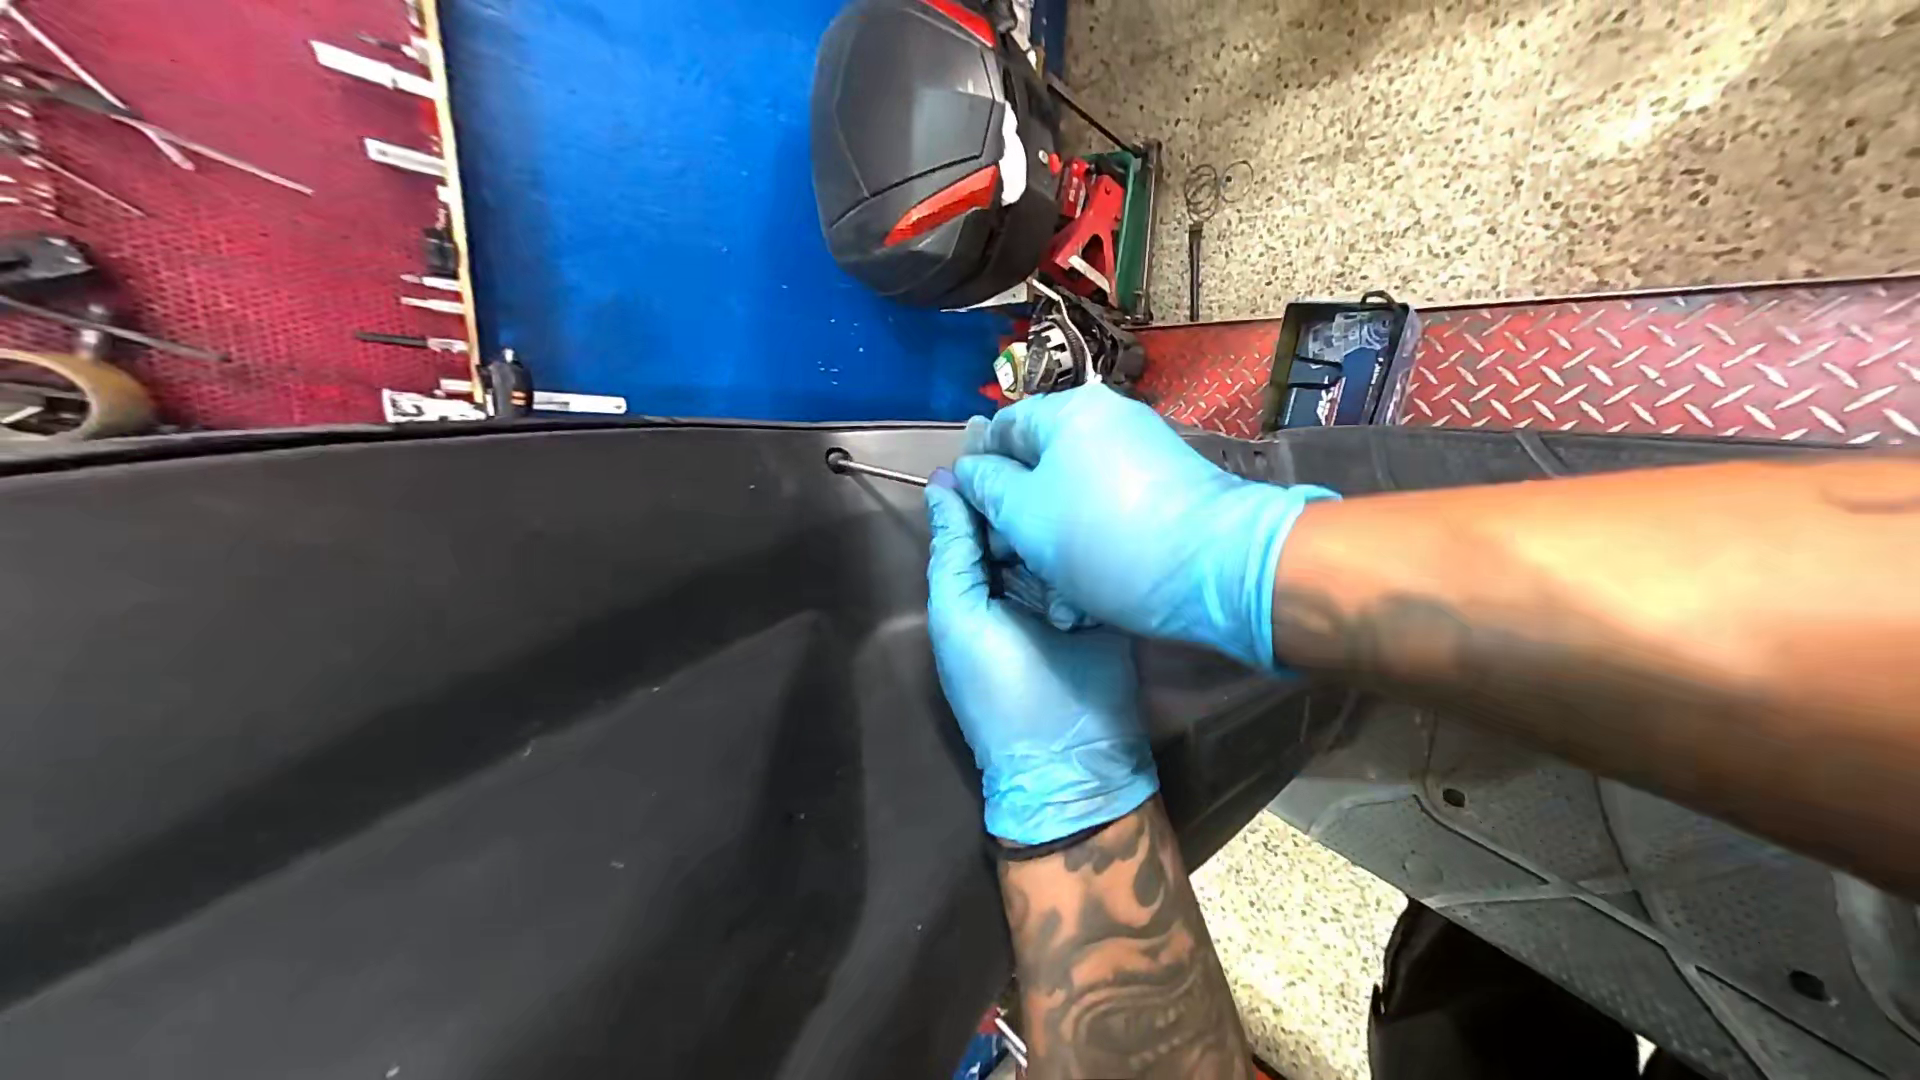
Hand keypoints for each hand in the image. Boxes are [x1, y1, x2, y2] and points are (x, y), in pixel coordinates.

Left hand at [926, 472, 1156, 845]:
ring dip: (1059, 524)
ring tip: (1070, 506)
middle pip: (1020, 517)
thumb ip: (951, 550)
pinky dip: (1088, 548)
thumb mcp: (959, 616)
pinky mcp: (1100, 596)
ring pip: (1057, 531)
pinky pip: (1091, 556)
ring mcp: (1061, 587)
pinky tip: (1094, 536)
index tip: (997, 438)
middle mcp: (1016, 578)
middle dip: (1026, 499)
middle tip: (1043, 472)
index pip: (976, 516)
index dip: (983, 480)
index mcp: (975, 580)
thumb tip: (941, 483)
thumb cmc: (1000, 688)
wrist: (1073, 755)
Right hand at [954, 383, 1338, 669]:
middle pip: (1038, 461)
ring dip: (1051, 534)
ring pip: (1071, 492)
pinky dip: (1089, 539)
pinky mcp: (1165, 490)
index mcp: (1069, 410)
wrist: (1218, 569)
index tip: (972, 516)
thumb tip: (967, 466)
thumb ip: (986, 485)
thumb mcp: (1024, 513)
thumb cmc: (1104, 537)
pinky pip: (1107, 506)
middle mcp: (1108, 420)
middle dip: (1016, 510)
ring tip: (1049, 581)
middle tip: (1007, 555)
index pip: (1002, 429)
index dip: (978, 471)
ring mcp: (1141, 454)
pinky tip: (1086, 583)